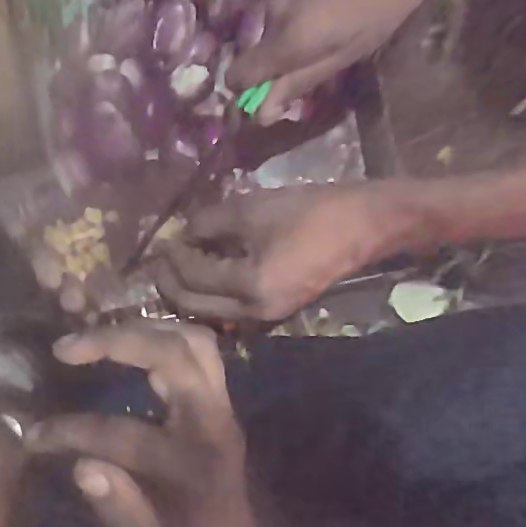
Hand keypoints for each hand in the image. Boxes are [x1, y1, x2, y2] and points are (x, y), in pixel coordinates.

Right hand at [26, 322, 302, 526]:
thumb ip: (122, 516)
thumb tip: (83, 467)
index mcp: (194, 469)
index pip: (124, 435)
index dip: (73, 433)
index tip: (35, 438)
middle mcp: (213, 427)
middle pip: (176, 356)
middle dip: (117, 342)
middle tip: (66, 348)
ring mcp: (223, 410)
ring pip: (194, 342)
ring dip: (143, 329)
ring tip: (95, 337)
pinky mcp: (221, 406)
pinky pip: (199, 352)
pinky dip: (163, 337)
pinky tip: (128, 344)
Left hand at [155, 183, 422, 320]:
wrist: (367, 226)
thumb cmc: (313, 211)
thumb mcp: (254, 208)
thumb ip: (210, 221)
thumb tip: (184, 231)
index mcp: (250, 287)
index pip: (194, 277)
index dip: (172, 257)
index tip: (162, 239)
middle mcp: (253, 314)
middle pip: (195, 306)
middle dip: (170, 283)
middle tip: (158, 260)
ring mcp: (265, 318)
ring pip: (210, 312)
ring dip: (188, 292)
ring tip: (174, 266)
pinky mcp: (274, 312)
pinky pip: (229, 310)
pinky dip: (210, 294)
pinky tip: (205, 272)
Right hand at [230, 0, 463, 123]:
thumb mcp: (351, 51)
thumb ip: (301, 81)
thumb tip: (261, 115)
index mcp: (286, 42)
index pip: (237, 77)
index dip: (248, 91)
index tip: (271, 94)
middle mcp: (271, 11)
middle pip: (257, 50)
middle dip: (278, 59)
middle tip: (319, 54)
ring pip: (270, 22)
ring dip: (290, 30)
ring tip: (330, 20)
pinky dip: (297, 5)